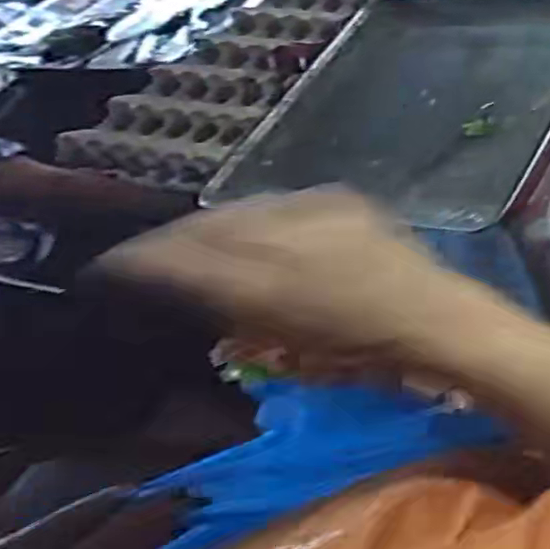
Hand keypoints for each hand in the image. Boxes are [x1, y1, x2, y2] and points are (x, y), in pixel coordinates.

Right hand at [89, 188, 506, 358]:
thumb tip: (183, 290)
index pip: (166, 258)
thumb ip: (224, 310)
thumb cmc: (358, 348)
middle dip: (177, 239)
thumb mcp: (273, 343)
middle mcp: (281, 238)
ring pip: (246, 206)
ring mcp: (322, 214)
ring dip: (224, 223)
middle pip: (204, 224)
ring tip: (217, 241)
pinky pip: (292, 200)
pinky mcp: (352, 202)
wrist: (434, 316)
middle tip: (163, 256)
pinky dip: (274, 213)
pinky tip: (273, 228)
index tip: (115, 271)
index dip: (132, 262)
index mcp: (253, 284)